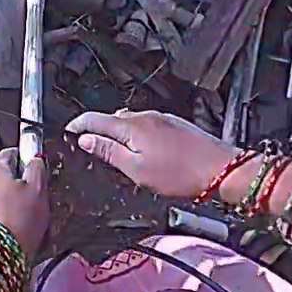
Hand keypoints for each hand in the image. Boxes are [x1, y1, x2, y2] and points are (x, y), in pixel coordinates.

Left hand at [0, 148, 47, 258]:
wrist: (0, 255)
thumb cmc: (20, 219)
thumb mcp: (37, 188)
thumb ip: (37, 169)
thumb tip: (35, 158)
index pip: (8, 154)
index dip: (24, 156)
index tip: (36, 163)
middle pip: (8, 178)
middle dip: (26, 185)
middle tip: (42, 195)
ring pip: (8, 199)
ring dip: (23, 205)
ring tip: (38, 218)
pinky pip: (5, 217)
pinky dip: (17, 221)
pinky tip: (28, 233)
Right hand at [65, 108, 240, 198]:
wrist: (222, 170)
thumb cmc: (181, 175)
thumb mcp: (136, 170)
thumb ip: (108, 152)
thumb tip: (85, 140)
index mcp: (131, 126)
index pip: (94, 119)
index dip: (77, 125)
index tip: (68, 131)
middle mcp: (145, 116)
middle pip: (111, 118)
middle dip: (97, 129)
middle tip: (89, 146)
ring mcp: (161, 118)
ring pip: (129, 122)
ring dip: (118, 133)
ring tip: (116, 152)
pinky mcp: (174, 124)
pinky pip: (145, 125)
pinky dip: (135, 135)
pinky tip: (142, 151)